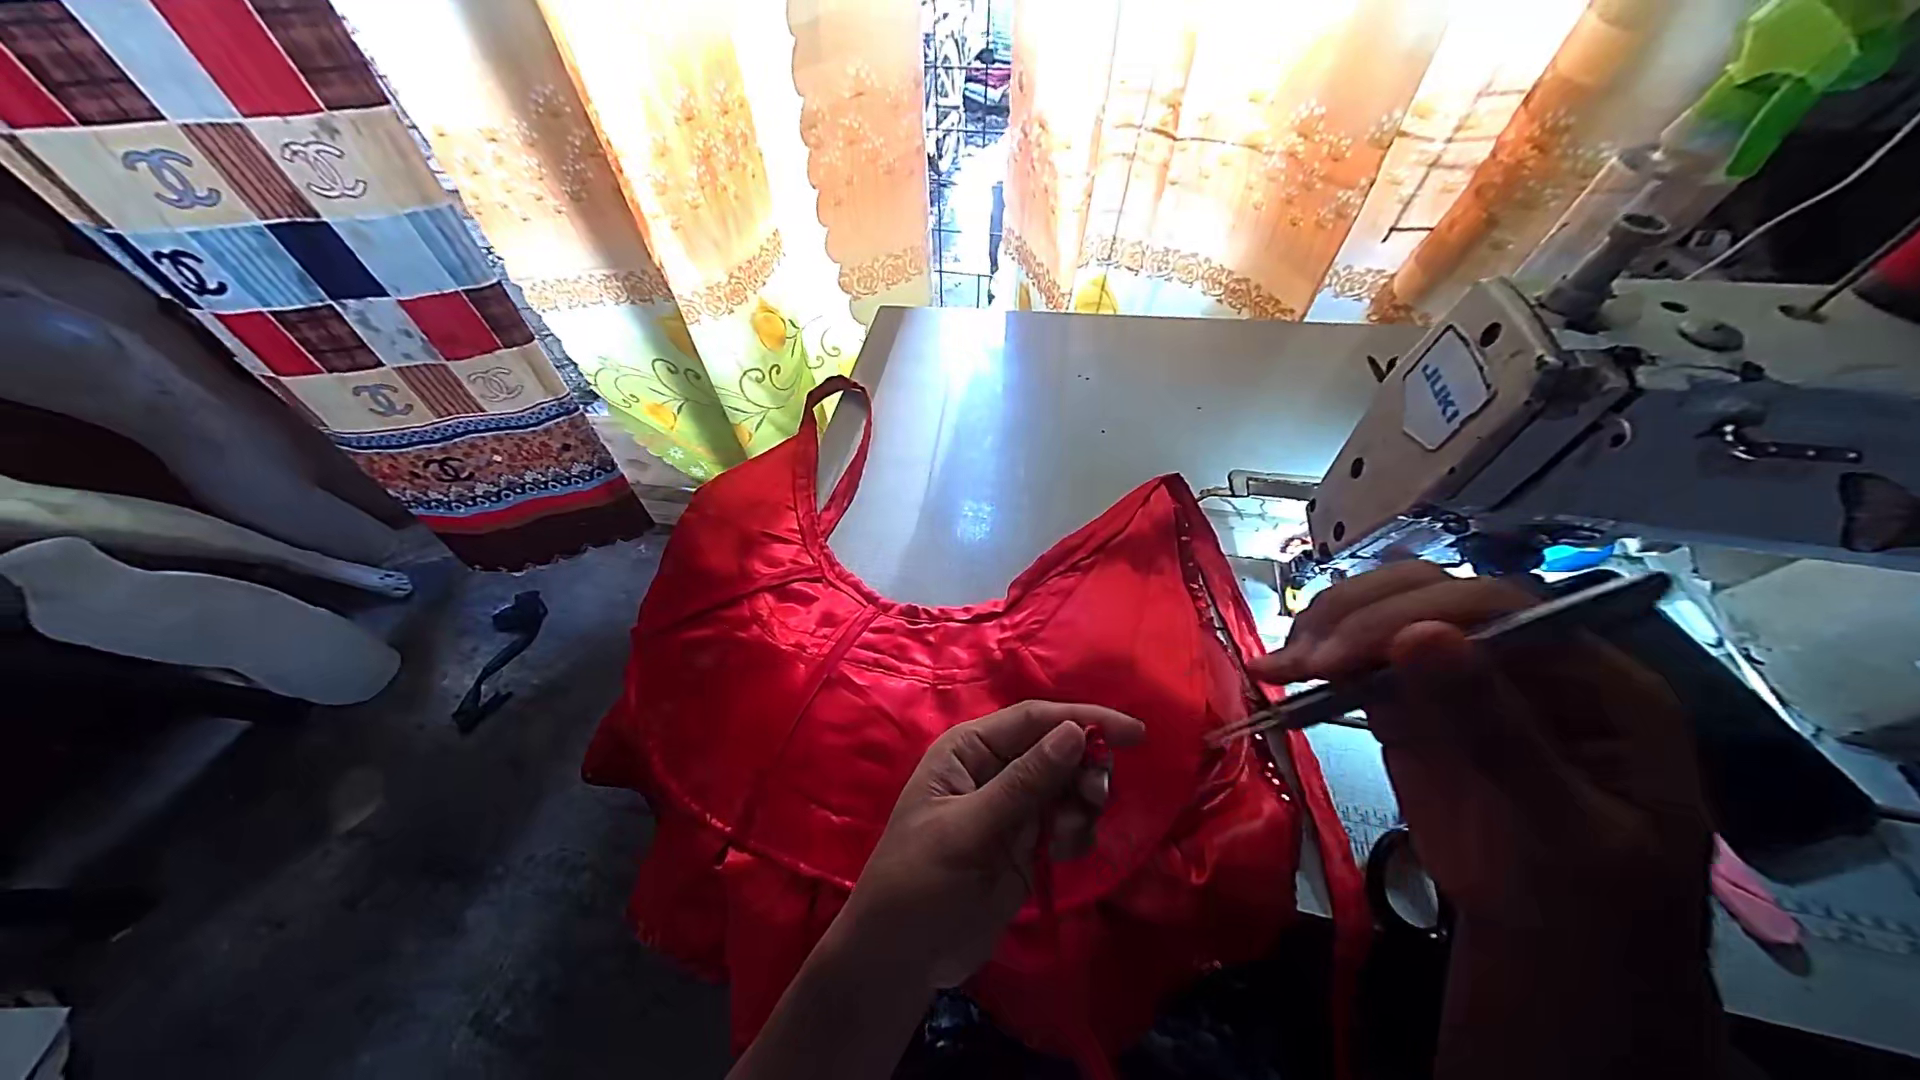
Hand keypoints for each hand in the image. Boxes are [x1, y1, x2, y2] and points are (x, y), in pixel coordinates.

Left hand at [839, 701, 1145, 988]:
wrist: (903, 956)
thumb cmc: (920, 881)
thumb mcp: (969, 830)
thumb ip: (1024, 784)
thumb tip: (1074, 733)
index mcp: (969, 750)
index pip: (1034, 719)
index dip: (1083, 719)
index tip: (1135, 734)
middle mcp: (993, 769)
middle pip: (1057, 749)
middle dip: (1084, 767)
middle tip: (1096, 797)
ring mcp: (1012, 807)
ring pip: (1067, 786)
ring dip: (1081, 803)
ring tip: (1067, 834)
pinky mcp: (1026, 842)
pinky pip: (1067, 822)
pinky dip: (1076, 831)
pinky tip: (1061, 852)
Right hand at [1251, 562, 1710, 933]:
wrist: (1548, 941)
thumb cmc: (1585, 897)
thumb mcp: (1558, 825)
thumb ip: (1495, 728)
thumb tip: (1421, 635)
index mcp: (1588, 674)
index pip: (1495, 606)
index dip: (1412, 614)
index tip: (1341, 657)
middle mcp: (1519, 655)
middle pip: (1430, 594)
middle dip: (1358, 617)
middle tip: (1304, 661)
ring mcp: (1457, 673)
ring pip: (1385, 613)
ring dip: (1325, 629)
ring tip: (1278, 666)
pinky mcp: (1408, 698)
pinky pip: (1358, 659)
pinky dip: (1314, 661)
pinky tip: (1278, 672)